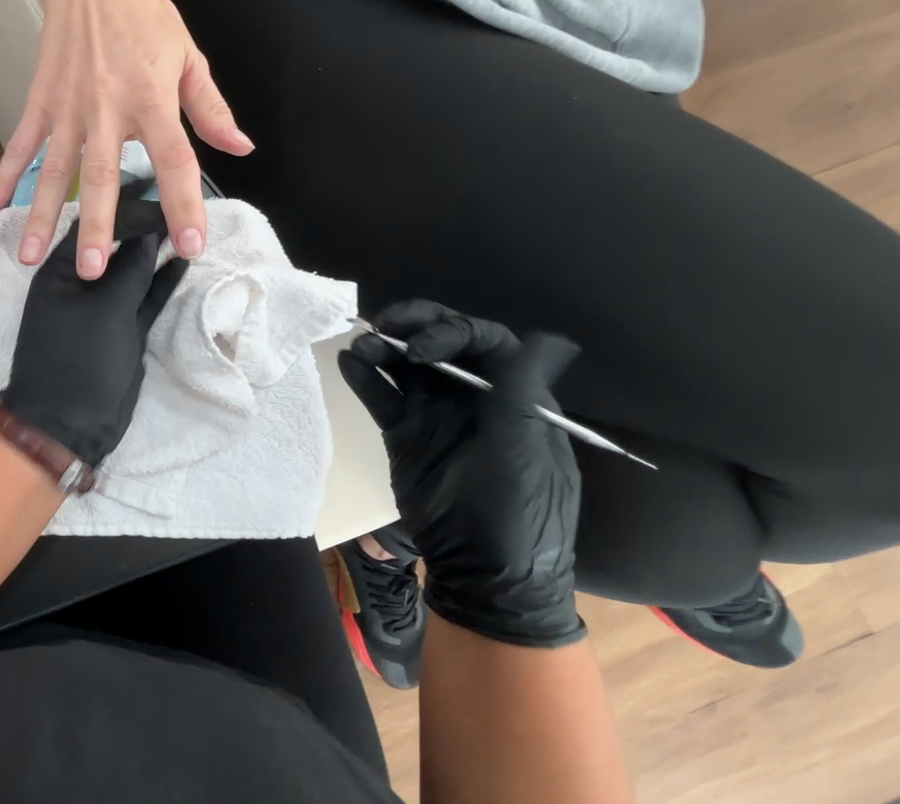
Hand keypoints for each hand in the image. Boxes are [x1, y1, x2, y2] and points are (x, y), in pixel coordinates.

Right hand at [0, 0, 252, 279]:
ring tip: (31, 256)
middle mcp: (107, 108)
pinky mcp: (40, 103)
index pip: (174, 160)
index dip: (183, 206)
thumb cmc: (143, 16)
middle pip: (102, 175)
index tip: (189, 247)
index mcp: (152, 98)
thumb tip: (240, 148)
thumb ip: (210, 109)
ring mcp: (67, 109)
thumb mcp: (188, 58)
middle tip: (92, 268)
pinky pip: (19, 147)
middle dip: (96, 224)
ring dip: (42, 215)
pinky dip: (2, 179)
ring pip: (53, 171)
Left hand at [1, 192, 189, 466]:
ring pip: (134, 269)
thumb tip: (152, 228)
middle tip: (182, 196)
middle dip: (147, 222)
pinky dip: (161, 281)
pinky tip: (183, 262)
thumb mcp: (105, 309)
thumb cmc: (77, 359)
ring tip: (191, 224)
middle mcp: (81, 280)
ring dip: (159, 250)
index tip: (164, 184)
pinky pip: (143, 298)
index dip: (130, 204)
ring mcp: (102, 306)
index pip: (97, 223)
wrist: (67, 424)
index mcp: (62, 269)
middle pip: (117, 242)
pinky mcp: (122, 329)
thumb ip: (130, 268)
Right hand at [336, 300, 587, 648]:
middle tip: (382, 325)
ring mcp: (437, 416)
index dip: (452, 331)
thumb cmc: (516, 512)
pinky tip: (348, 364)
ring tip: (360, 347)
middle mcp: (474, 398)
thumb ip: (521, 392)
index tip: (423, 349)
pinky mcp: (405, 435)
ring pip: (407, 367)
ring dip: (383, 350)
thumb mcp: (524, 451)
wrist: (485, 575)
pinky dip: (364, 377)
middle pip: (444, 345)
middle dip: (414, 327)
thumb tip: (550, 339)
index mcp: (515, 397)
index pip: (485, 342)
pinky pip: (383, 396)